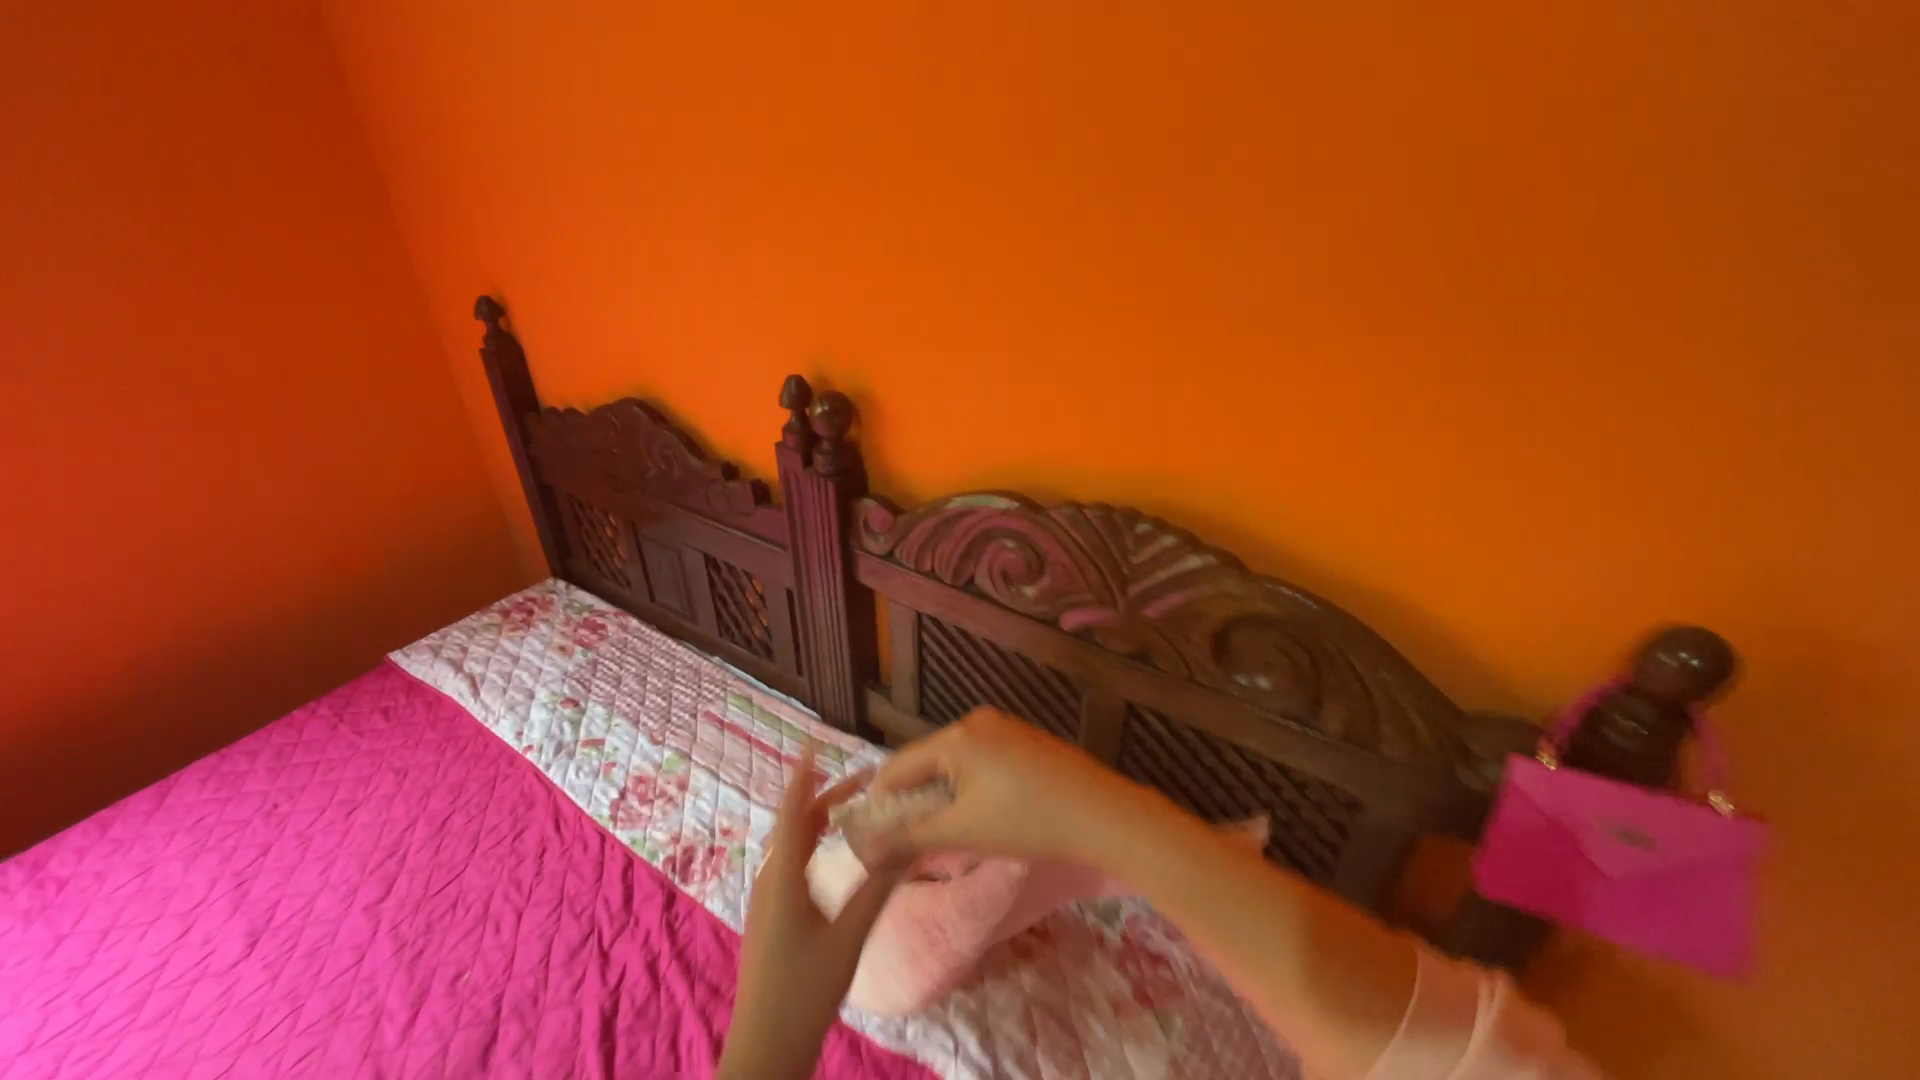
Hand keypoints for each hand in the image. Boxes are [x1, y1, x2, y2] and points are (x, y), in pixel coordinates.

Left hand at [719, 748, 902, 1079]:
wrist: (766, 1046)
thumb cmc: (805, 990)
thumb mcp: (849, 937)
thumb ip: (878, 887)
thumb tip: (908, 844)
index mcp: (783, 877)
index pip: (794, 811)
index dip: (804, 775)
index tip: (815, 743)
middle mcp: (771, 879)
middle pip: (796, 824)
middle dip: (827, 797)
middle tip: (866, 780)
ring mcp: (768, 899)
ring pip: (794, 845)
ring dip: (821, 821)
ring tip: (855, 808)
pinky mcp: (773, 917)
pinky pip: (793, 864)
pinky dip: (815, 844)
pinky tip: (834, 854)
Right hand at [868, 707, 1164, 865]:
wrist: (1103, 813)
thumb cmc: (1027, 821)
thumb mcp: (963, 832)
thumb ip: (909, 837)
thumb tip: (864, 850)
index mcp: (955, 736)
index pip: (897, 767)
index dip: (881, 804)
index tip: (878, 840)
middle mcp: (976, 721)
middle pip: (926, 761)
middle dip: (914, 800)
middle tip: (914, 840)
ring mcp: (1004, 727)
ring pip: (954, 761)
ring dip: (942, 794)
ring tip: (948, 831)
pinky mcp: (1024, 740)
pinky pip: (980, 759)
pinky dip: (969, 785)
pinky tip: (983, 813)